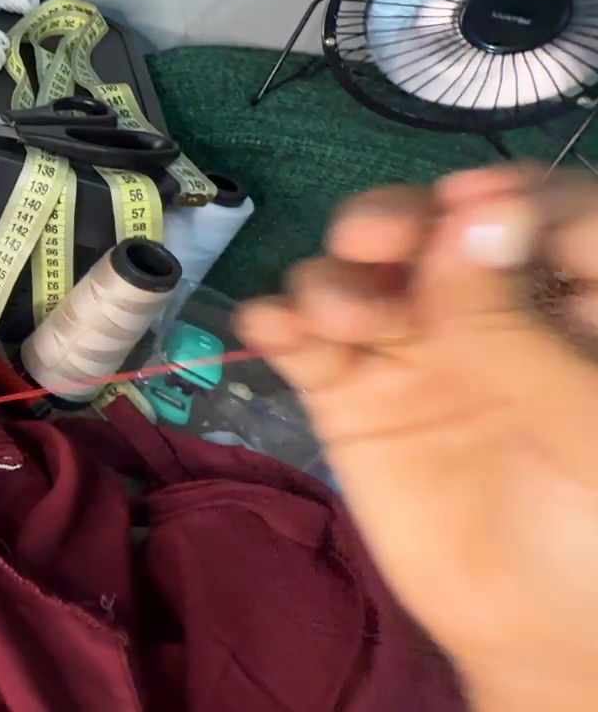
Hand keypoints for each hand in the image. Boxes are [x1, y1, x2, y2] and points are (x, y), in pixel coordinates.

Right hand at [235, 166, 597, 710]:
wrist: (545, 642)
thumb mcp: (588, 426)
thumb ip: (519, 324)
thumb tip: (467, 213)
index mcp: (585, 315)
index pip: (553, 224)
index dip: (514, 202)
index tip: (470, 203)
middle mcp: (491, 316)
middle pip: (430, 234)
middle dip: (395, 223)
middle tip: (375, 240)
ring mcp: (408, 349)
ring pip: (352, 276)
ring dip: (333, 282)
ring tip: (339, 322)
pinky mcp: (341, 385)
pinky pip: (294, 335)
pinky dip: (276, 322)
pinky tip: (277, 333)